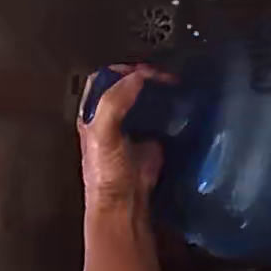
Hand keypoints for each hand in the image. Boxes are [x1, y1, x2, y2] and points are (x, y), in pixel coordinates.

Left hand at [79, 65, 167, 207]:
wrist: (127, 199)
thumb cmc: (107, 172)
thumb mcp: (103, 133)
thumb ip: (115, 103)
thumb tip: (137, 78)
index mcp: (93, 113)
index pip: (104, 79)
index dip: (122, 71)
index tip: (142, 71)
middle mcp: (112, 116)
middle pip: (127, 84)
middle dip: (144, 75)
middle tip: (161, 76)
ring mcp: (133, 125)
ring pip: (145, 96)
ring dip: (159, 88)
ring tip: (172, 84)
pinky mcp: (152, 136)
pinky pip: (162, 113)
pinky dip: (170, 105)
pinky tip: (178, 103)